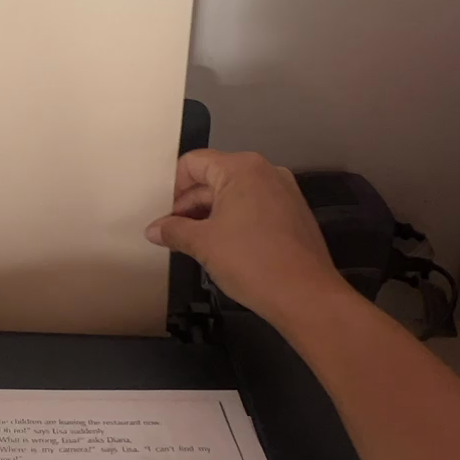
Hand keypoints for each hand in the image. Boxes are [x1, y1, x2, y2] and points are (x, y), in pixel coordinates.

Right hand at [144, 149, 353, 319]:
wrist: (306, 296)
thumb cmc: (251, 262)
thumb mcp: (203, 244)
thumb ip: (174, 231)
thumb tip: (153, 230)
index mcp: (241, 168)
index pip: (193, 163)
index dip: (173, 188)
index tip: (165, 216)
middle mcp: (265, 171)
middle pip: (213, 177)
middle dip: (190, 205)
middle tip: (172, 233)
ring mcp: (283, 191)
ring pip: (234, 194)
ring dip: (209, 215)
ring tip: (194, 243)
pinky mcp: (293, 213)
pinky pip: (253, 206)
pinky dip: (233, 221)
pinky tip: (223, 248)